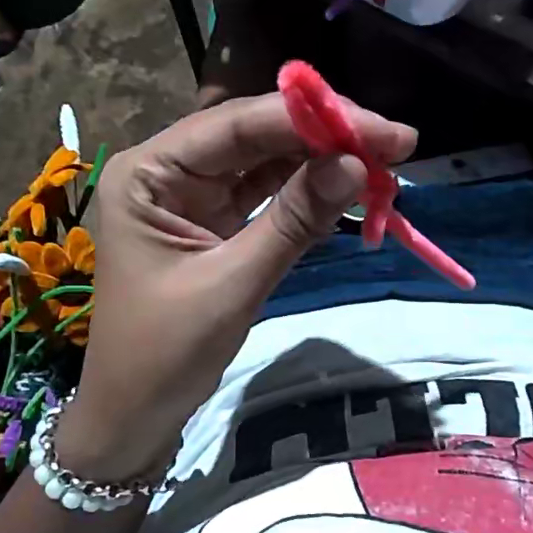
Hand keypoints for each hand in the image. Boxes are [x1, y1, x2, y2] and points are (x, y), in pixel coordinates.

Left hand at [56, 93, 416, 479]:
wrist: (136, 413)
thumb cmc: (166, 353)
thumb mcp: (233, 283)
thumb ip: (294, 220)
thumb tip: (357, 164)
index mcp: (148, 172)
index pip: (236, 125)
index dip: (311, 119)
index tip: (382, 127)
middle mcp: (167, 170)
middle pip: (254, 136)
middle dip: (323, 137)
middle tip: (395, 143)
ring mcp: (190, 196)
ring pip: (265, 162)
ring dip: (321, 162)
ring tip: (383, 164)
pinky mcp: (212, 223)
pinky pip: (265, 195)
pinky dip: (306, 194)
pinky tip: (347, 189)